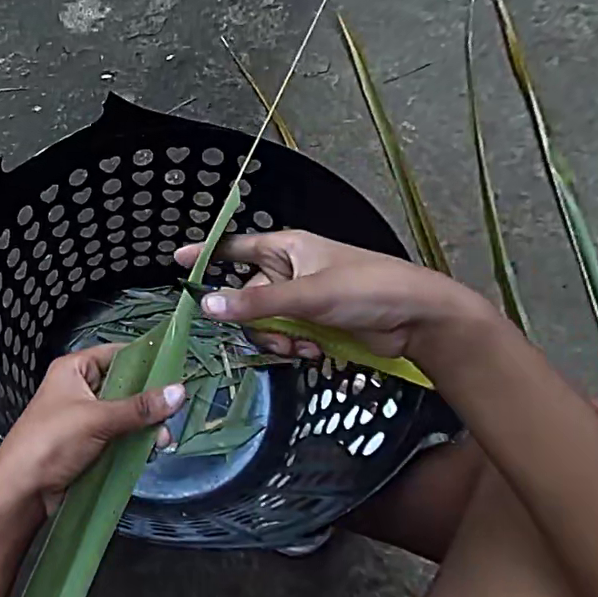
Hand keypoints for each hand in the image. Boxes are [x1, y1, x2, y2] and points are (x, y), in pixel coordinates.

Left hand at [0, 344, 186, 517]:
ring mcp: (84, 418)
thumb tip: (180, 391)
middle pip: (125, 385)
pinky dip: (136, 441)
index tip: (176, 368)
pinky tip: (151, 450)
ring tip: (163, 440)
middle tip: (175, 412)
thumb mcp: (97, 418)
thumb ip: (139, 407)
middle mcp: (79, 389)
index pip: (116, 353)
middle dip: (150, 400)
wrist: (22, 490)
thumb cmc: (51, 442)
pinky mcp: (89, 444)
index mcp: (73, 369)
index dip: (145, 359)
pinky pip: (120, 436)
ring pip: (126, 414)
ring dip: (145, 425)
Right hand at [173, 230, 498, 364]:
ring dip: (277, 340)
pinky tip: (314, 350)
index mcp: (286, 248)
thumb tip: (205, 307)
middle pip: (245, 298)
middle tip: (279, 336)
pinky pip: (283, 335)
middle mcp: (288, 270)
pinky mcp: (312, 321)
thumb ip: (256, 304)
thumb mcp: (308, 295)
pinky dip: (292, 346)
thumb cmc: (367, 289)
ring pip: (262, 323)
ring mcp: (300, 298)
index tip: (177, 261)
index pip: (236, 247)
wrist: (420, 319)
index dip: (207, 253)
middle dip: (257, 322)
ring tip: (302, 346)